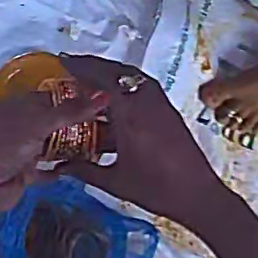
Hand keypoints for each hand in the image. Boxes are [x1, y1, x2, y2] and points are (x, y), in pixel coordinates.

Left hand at [0, 88, 107, 229]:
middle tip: (112, 124)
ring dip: (76, 145)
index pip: (57, 94)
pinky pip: (51, 168)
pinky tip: (85, 167)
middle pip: (59, 119)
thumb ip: (72, 110)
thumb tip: (104, 95)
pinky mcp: (28, 171)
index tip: (107, 100)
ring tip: (106, 144)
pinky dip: (64, 168)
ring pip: (57, 143)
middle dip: (82, 122)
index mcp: (24, 104)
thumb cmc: (6, 145)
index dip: (79, 96)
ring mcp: (27, 148)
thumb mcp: (41, 122)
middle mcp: (26, 123)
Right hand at [54, 55, 245, 231]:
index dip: (80, 68)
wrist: (198, 195)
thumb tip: (59, 166)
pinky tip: (118, 92)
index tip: (62, 62)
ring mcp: (161, 104)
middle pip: (117, 72)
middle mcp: (146, 102)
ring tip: (93, 74)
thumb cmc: (155, 189)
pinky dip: (127, 80)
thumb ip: (85, 170)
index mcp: (129, 116)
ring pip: (133, 76)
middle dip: (94, 65)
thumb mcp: (115, 182)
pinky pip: (145, 84)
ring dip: (112, 70)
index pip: (101, 81)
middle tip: (73, 64)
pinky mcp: (170, 110)